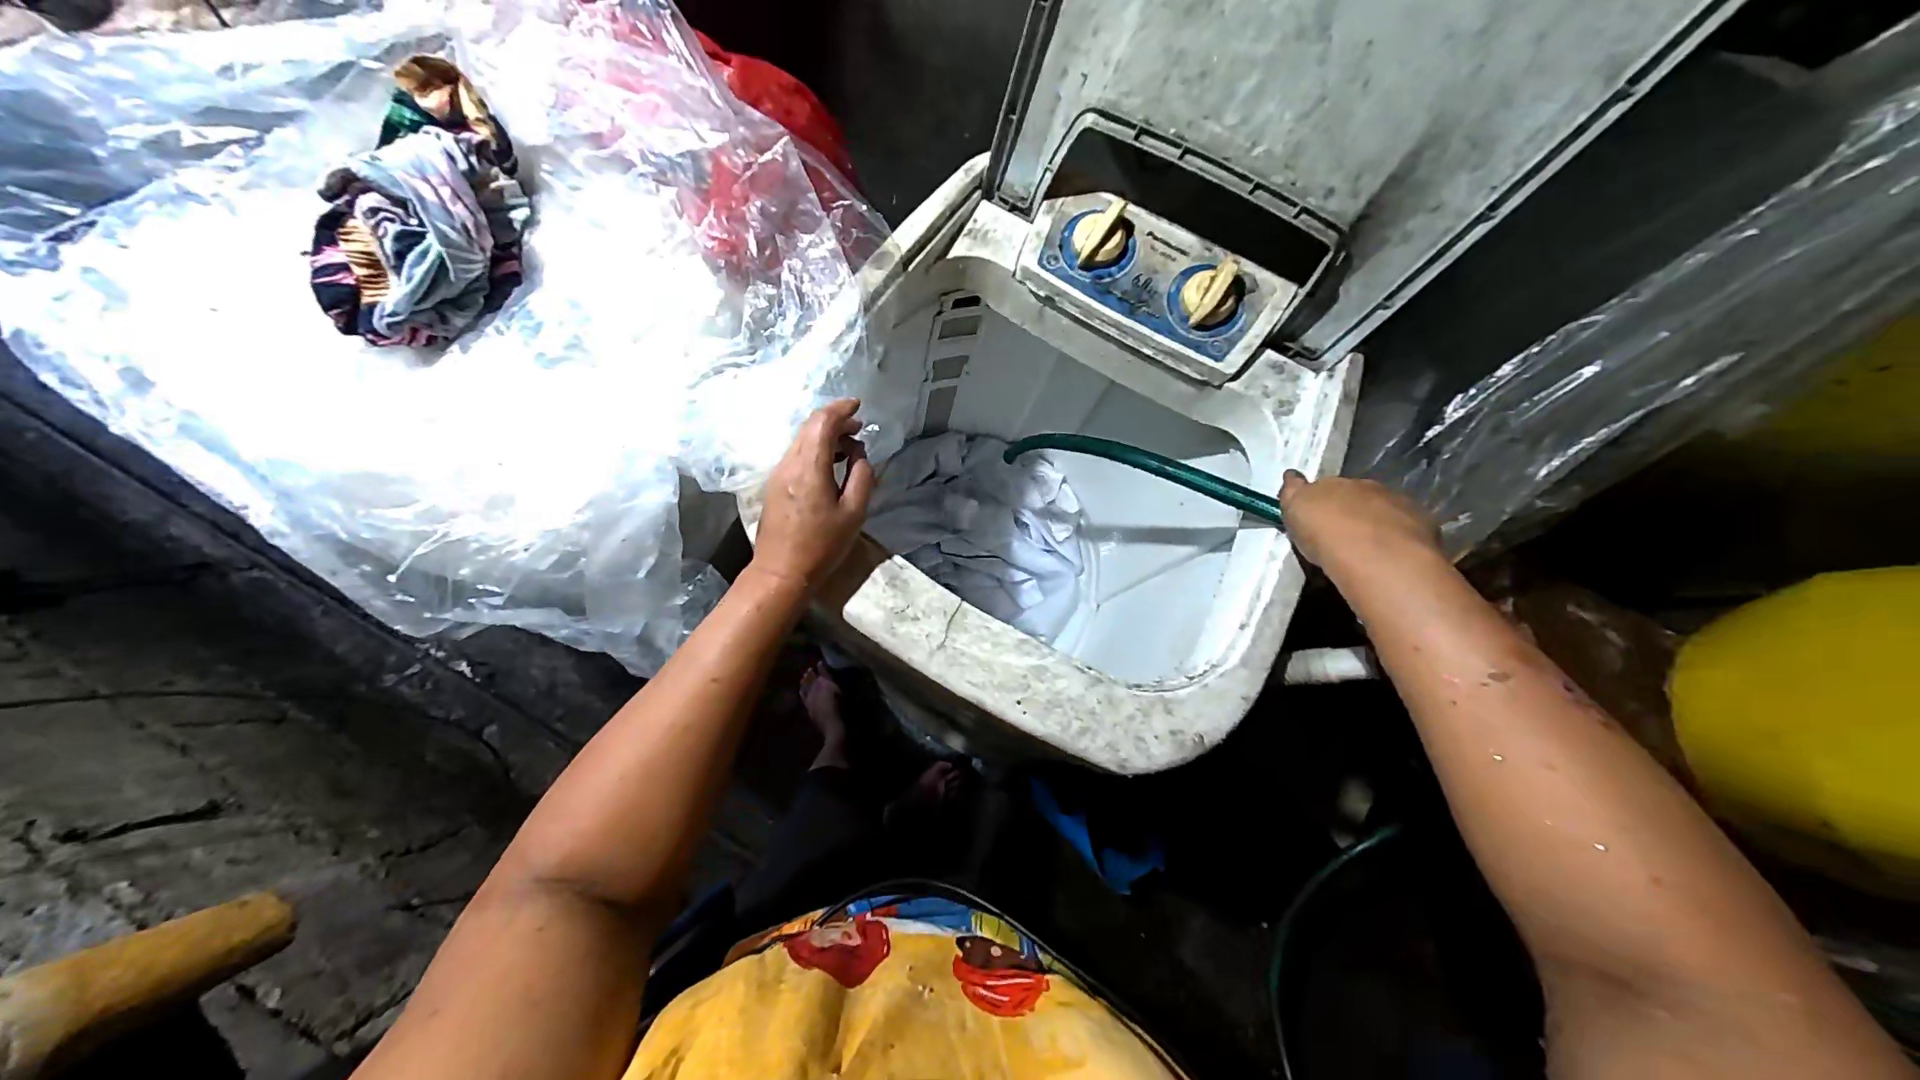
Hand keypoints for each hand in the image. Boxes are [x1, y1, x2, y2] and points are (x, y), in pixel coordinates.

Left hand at [751, 399, 875, 592]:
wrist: (781, 571)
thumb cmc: (821, 546)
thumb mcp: (854, 513)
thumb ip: (862, 477)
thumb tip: (860, 456)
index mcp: (809, 468)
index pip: (822, 423)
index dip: (841, 409)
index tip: (858, 406)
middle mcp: (789, 464)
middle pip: (810, 427)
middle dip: (836, 422)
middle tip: (859, 429)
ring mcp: (778, 474)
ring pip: (802, 440)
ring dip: (826, 437)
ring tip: (850, 449)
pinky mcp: (775, 486)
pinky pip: (796, 455)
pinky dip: (816, 450)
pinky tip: (831, 466)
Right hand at [1278, 470, 1441, 573]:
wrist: (1374, 552)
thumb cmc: (1324, 533)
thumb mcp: (1295, 512)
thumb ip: (1293, 494)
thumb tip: (1292, 476)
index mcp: (1333, 483)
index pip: (1323, 485)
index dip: (1318, 496)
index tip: (1315, 508)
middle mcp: (1366, 486)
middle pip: (1356, 495)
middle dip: (1349, 509)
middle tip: (1341, 533)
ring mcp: (1397, 502)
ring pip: (1383, 509)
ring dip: (1376, 522)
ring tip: (1368, 547)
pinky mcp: (1423, 523)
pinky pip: (1408, 527)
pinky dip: (1400, 536)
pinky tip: (1393, 554)